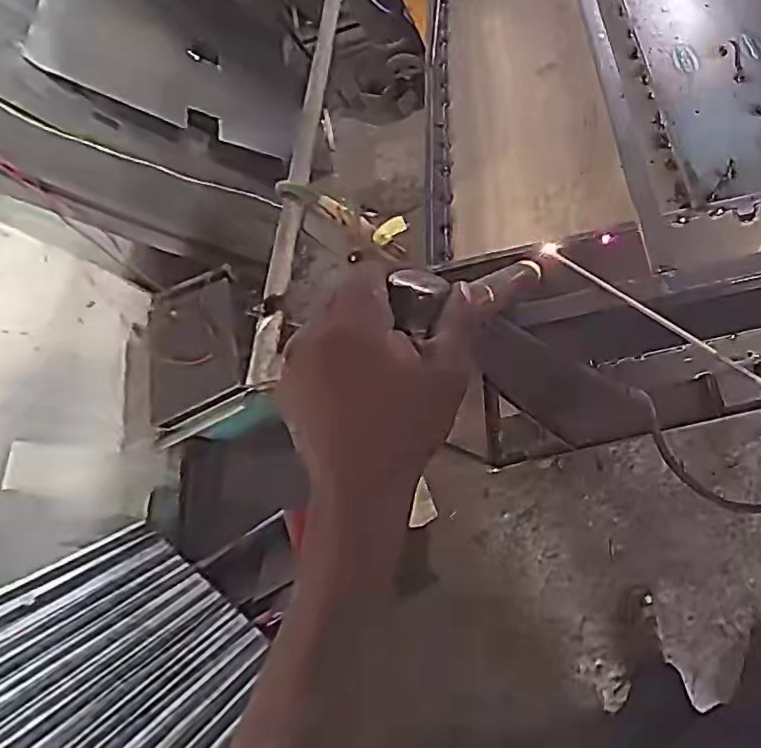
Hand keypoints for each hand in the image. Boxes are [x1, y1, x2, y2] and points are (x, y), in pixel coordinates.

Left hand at [275, 261, 486, 507]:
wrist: (360, 490)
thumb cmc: (406, 430)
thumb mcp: (447, 370)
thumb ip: (459, 320)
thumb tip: (471, 290)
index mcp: (350, 324)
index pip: (372, 271)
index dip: (405, 280)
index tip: (426, 305)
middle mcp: (312, 335)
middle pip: (351, 294)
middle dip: (386, 305)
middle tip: (416, 336)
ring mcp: (294, 363)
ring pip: (334, 321)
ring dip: (363, 329)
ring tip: (393, 363)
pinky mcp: (288, 387)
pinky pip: (319, 349)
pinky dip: (342, 354)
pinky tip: (367, 384)